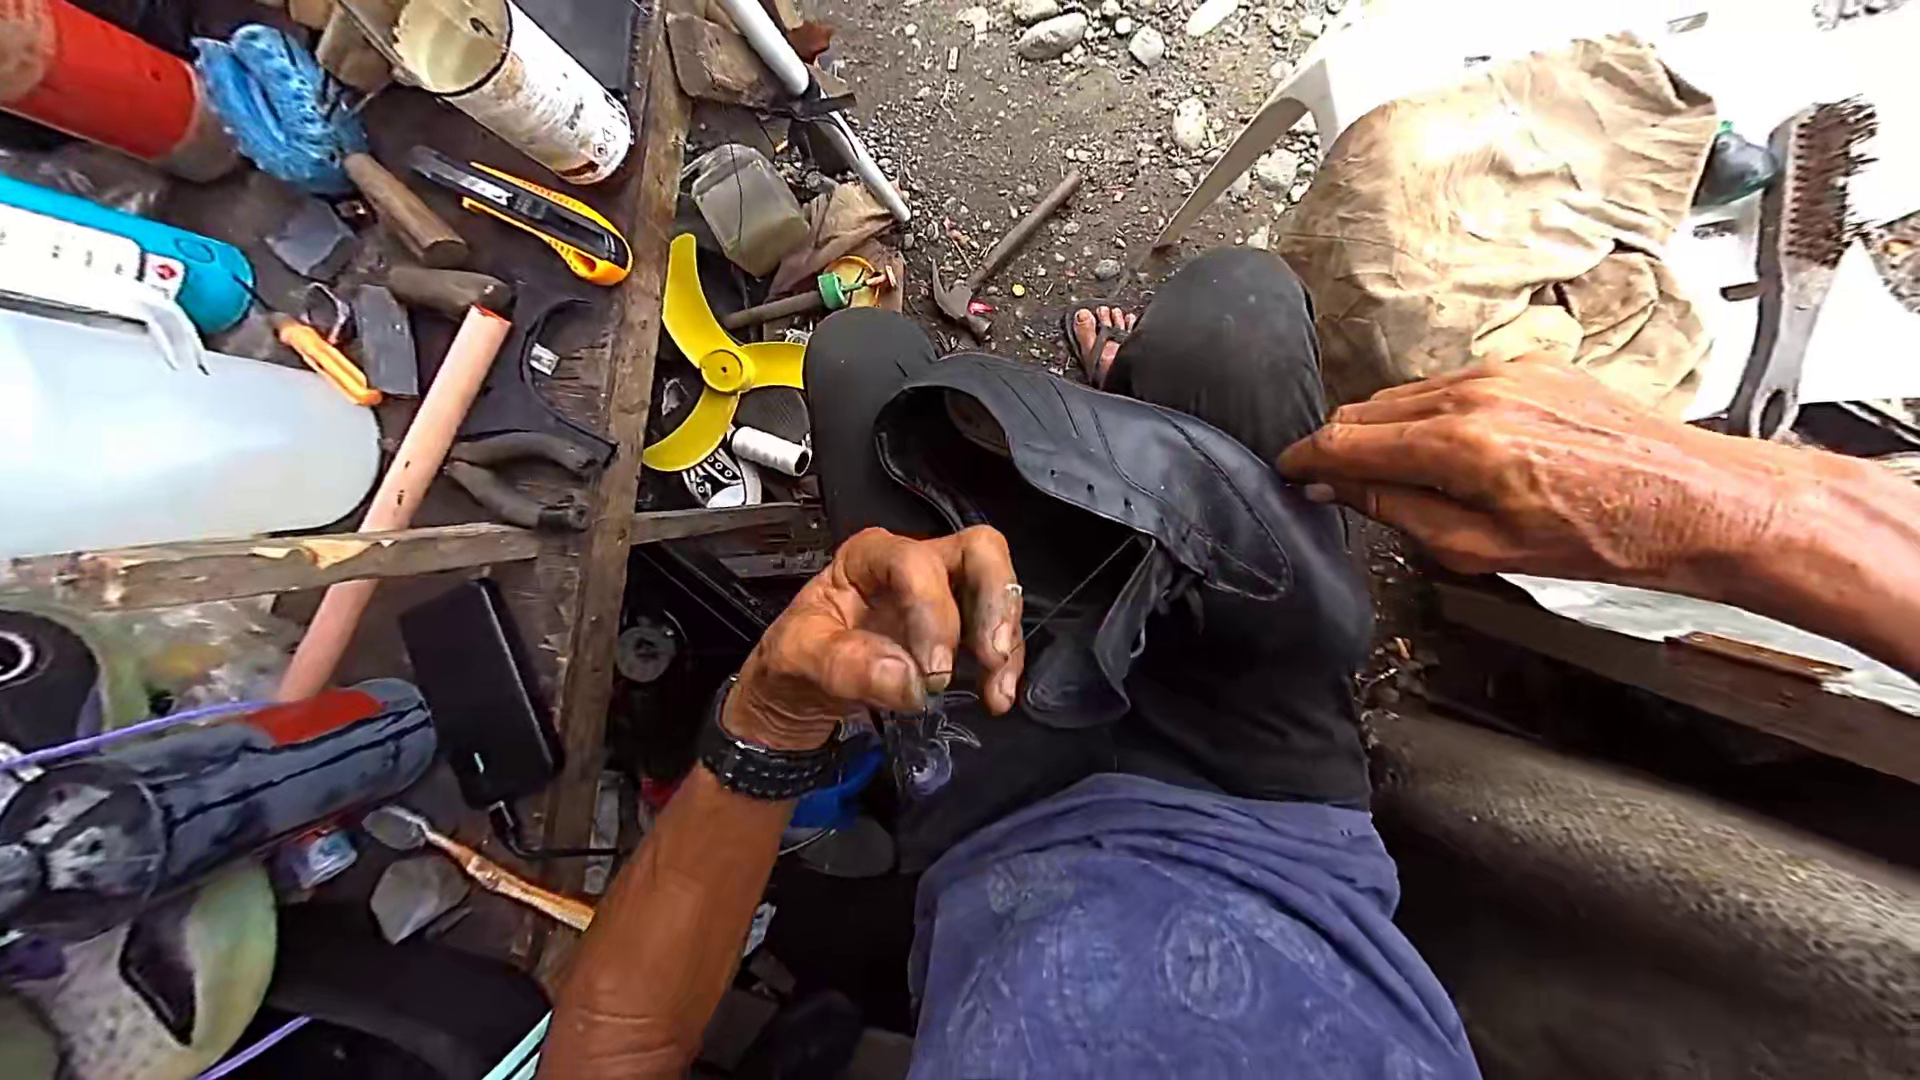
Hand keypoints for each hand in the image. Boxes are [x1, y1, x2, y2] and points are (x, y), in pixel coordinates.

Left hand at [723, 527, 1025, 750]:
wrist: (803, 693)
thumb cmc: (797, 659)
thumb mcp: (799, 658)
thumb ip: (846, 666)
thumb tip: (909, 680)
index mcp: (870, 557)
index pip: (917, 563)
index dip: (934, 612)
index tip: (933, 671)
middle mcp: (916, 565)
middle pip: (979, 551)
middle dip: (995, 599)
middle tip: (991, 653)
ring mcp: (945, 595)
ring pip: (999, 590)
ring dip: (1006, 639)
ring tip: (997, 690)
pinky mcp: (961, 631)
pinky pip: (997, 634)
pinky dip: (1005, 664)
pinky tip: (996, 695)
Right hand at [1276, 358, 1824, 592]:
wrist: (1704, 501)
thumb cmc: (1596, 537)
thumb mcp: (1472, 546)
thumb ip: (1390, 508)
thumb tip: (1332, 486)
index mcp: (1457, 446)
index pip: (1343, 441)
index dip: (1303, 457)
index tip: (1286, 470)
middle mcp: (1473, 396)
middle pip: (1360, 411)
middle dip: (1334, 445)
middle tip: (1331, 480)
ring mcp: (1501, 373)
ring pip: (1394, 396)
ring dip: (1373, 430)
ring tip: (1386, 468)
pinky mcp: (1525, 366)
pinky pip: (1438, 385)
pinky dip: (1415, 414)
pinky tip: (1433, 444)